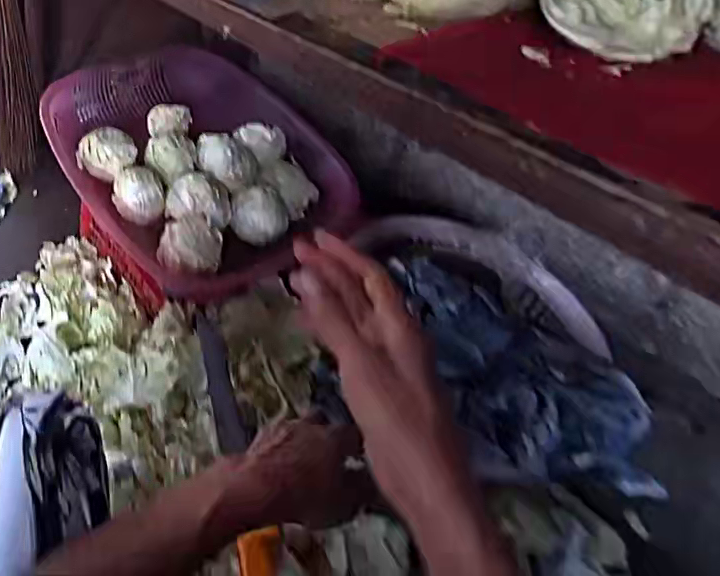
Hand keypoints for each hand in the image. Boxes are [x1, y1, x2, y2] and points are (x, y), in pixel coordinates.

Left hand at [218, 417, 363, 530]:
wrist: (258, 486)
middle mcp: (310, 423)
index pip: (354, 433)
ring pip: (301, 425)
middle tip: (333, 454)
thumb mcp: (344, 503)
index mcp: (334, 437)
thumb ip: (362, 489)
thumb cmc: (306, 497)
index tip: (362, 457)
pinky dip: (286, 443)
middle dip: (329, 434)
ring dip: (306, 437)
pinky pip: (281, 433)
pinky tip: (286, 460)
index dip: (360, 445)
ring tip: (307, 458)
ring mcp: (284, 424)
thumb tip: (371, 481)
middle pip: (324, 421)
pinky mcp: (265, 431)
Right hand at [293, 232, 511, 574]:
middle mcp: (393, 335)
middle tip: (296, 250)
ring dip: (325, 294)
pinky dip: (326, 324)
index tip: (315, 237)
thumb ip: (332, 318)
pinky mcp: (374, 380)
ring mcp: (384, 359)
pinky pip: (347, 338)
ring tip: (294, 279)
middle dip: (329, 269)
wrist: (425, 482)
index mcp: (399, 326)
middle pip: (360, 292)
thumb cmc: (396, 418)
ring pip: (352, 314)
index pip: (371, 275)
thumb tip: (305, 274)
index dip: (343, 253)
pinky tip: (307, 322)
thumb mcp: (360, 363)